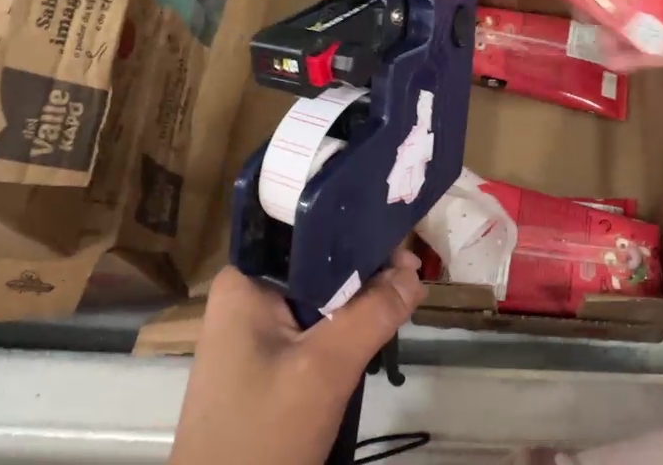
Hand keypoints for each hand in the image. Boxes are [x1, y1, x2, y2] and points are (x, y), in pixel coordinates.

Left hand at [172, 248, 426, 464]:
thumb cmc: (262, 434)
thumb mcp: (325, 370)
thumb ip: (372, 313)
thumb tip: (415, 274)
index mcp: (246, 278)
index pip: (309, 229)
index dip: (359, 229)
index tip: (406, 242)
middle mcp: (246, 292)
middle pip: (318, 260)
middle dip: (365, 267)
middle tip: (414, 279)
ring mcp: (252, 327)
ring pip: (319, 294)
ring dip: (357, 300)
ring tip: (401, 299)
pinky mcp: (264, 357)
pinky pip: (311, 324)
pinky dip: (342, 326)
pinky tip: (370, 332)